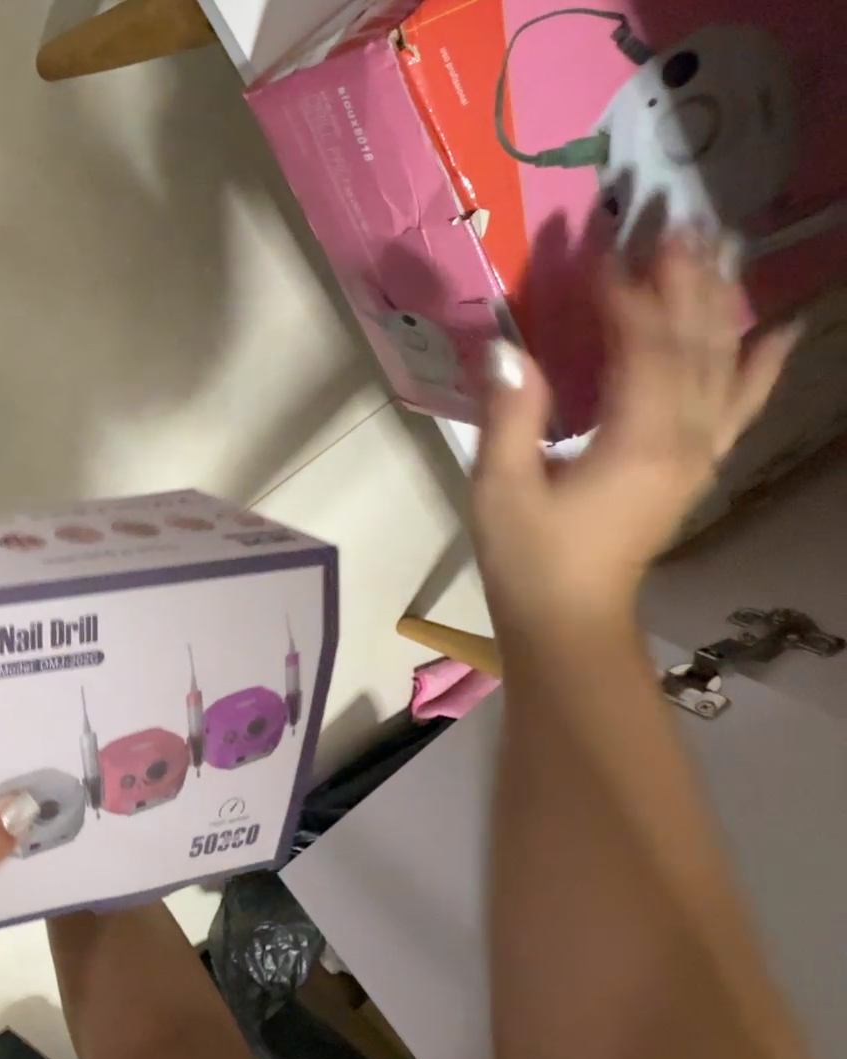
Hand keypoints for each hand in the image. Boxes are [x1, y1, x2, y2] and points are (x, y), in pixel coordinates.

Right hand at [473, 231, 800, 625]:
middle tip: (677, 227)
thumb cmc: (528, 553)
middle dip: (686, 284)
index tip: (603, 252)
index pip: (644, 349)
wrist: (569, 613)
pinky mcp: (695, 462)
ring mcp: (700, 450)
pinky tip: (776, 327)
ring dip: (719, 304)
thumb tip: (505, 348)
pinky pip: (742, 403)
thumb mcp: (501, 486)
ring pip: (725, 363)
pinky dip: (762, 361)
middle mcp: (688, 437)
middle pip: (697, 344)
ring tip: (717, 252)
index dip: (625, 297)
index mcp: (639, 441)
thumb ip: (512, 416)